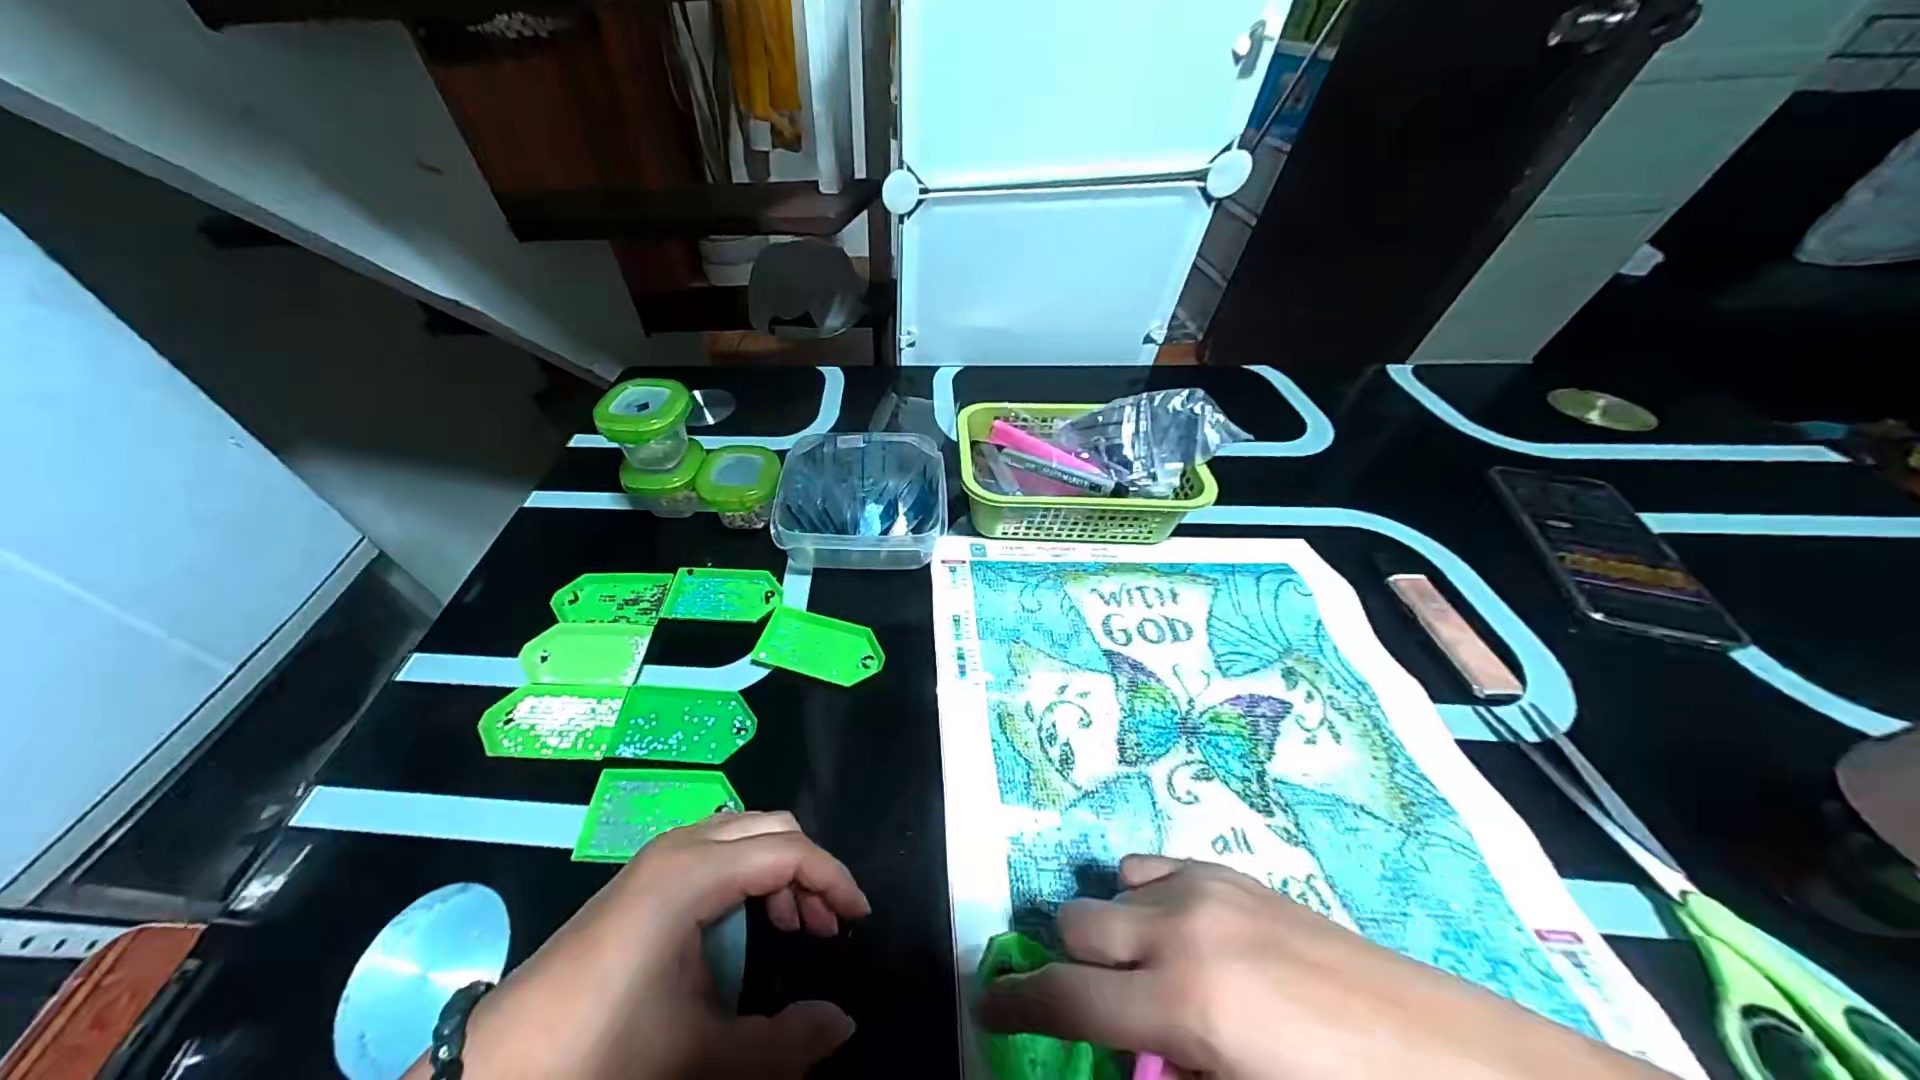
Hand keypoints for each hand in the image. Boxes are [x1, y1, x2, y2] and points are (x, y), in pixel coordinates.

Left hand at [406, 811, 868, 1079]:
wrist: (494, 1071)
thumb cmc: (602, 1053)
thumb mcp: (700, 1057)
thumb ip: (785, 1044)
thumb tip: (843, 1024)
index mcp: (693, 873)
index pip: (788, 851)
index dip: (833, 880)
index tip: (858, 921)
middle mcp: (679, 846)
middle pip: (770, 827)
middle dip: (809, 868)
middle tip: (826, 925)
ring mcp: (656, 857)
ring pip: (744, 834)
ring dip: (778, 869)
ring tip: (793, 926)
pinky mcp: (642, 876)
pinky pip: (716, 851)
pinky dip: (748, 874)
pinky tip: (746, 924)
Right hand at [979, 855, 1670, 1079]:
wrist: (1448, 1056)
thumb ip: (1163, 1069)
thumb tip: (1122, 1051)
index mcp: (1181, 1005)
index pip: (1063, 999)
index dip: (1013, 1004)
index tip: (989, 1006)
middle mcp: (1177, 929)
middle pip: (1074, 925)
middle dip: (1064, 965)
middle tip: (1085, 1002)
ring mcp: (1204, 888)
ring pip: (1109, 888)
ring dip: (1107, 929)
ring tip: (1136, 967)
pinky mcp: (1230, 871)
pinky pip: (1152, 868)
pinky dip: (1143, 896)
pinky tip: (1176, 930)